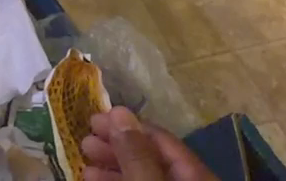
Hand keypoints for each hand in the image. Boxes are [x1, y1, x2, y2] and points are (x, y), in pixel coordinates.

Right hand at [81, 107, 217, 180]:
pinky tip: (97, 180)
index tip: (94, 121)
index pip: (163, 139)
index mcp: (199, 175)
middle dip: (116, 147)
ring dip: (114, 166)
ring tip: (86, 164)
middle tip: (86, 140)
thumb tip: (120, 111)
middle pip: (153, 157)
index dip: (127, 126)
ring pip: (146, 175)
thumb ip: (137, 154)